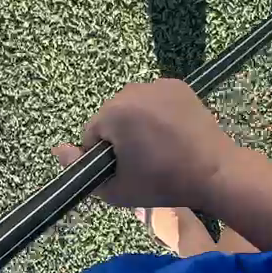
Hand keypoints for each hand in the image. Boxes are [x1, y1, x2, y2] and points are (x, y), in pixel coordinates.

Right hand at [51, 80, 237, 209]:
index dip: (104, 156)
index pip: (92, 133)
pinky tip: (171, 134)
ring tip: (159, 149)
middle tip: (144, 162)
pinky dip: (157, 114)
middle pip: (112, 116)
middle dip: (121, 137)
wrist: (214, 172)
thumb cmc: (163, 183)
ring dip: (138, 124)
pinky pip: (154, 100)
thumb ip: (81, 169)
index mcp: (115, 111)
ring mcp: (159, 84)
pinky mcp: (179, 86)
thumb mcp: (116, 188)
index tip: (125, 171)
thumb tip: (57, 149)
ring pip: (133, 107)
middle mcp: (134, 90)